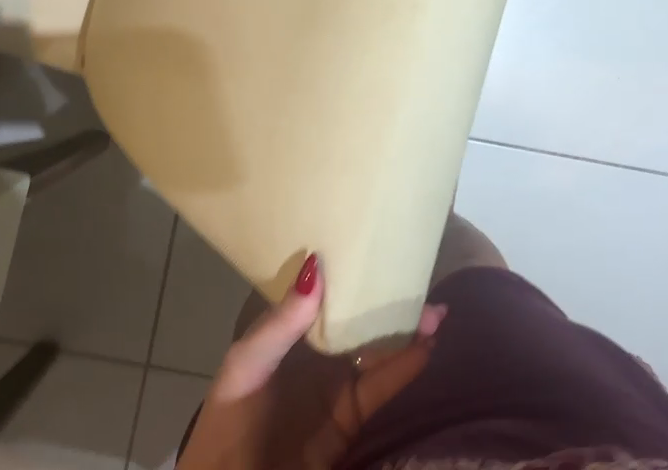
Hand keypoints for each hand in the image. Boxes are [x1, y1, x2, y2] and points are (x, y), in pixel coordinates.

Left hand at [178, 255, 445, 469]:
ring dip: (405, 332)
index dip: (346, 272)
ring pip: (376, 350)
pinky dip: (405, 367)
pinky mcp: (351, 417)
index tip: (374, 248)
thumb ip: (279, 323)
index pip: (320, 294)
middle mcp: (313, 352)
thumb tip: (315, 269)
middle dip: (386, 300)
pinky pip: (382, 386)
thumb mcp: (246, 365)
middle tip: (421, 278)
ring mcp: (334, 384)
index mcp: (284, 331)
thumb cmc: (231, 419)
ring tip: (436, 311)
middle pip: (356, 319)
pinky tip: (426, 347)